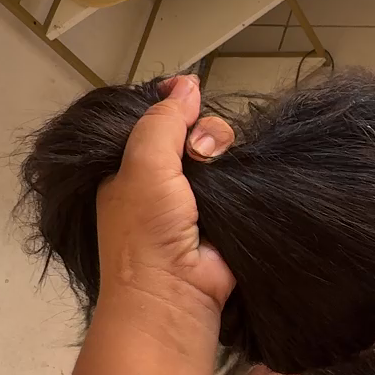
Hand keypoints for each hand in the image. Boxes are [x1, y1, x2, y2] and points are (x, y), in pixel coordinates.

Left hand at [94, 75, 235, 326]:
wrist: (176, 292)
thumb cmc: (147, 230)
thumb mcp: (143, 165)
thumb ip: (163, 122)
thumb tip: (188, 82)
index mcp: (130, 167)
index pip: (154, 121)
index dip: (172, 104)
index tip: (188, 94)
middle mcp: (162, 179)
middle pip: (191, 130)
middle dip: (200, 128)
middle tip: (200, 150)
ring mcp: (197, 197)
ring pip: (219, 151)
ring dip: (222, 147)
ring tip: (217, 162)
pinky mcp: (228, 211)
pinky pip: (240, 176)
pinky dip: (244, 168)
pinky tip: (244, 169)